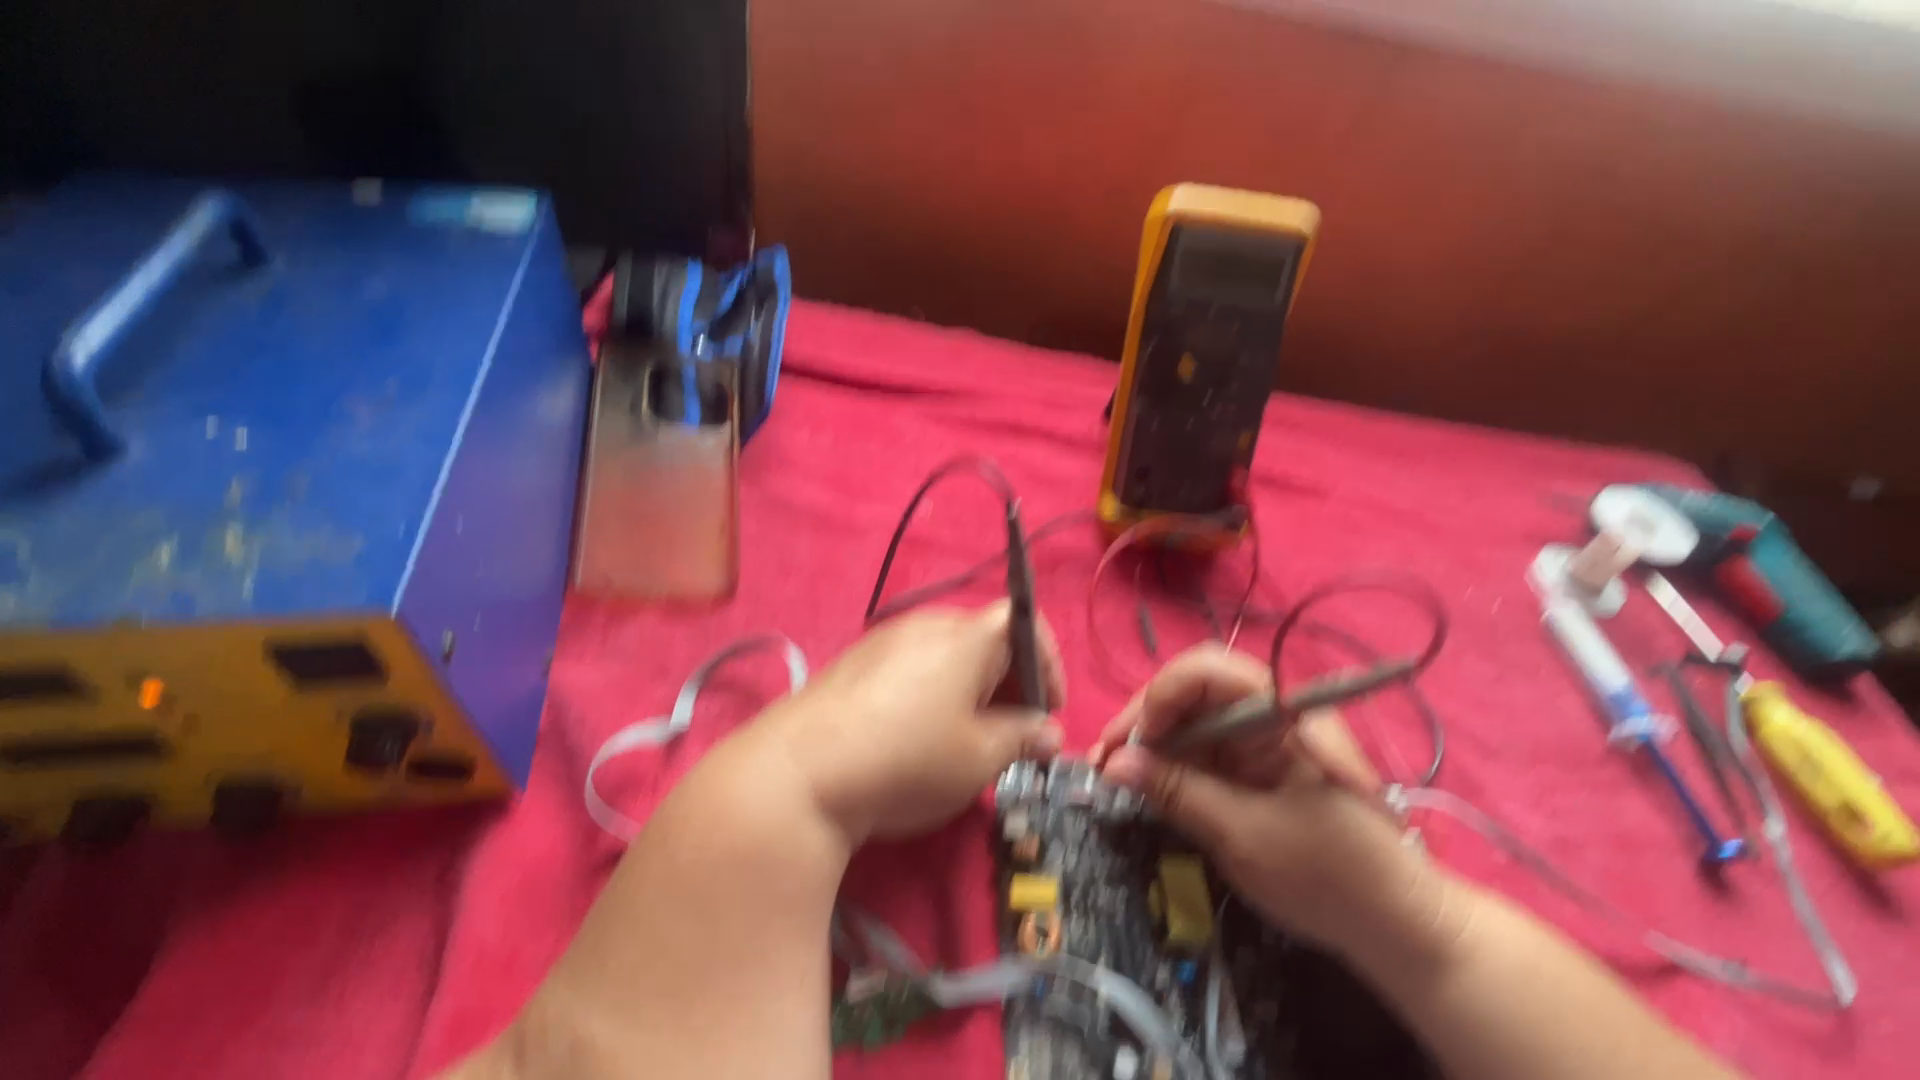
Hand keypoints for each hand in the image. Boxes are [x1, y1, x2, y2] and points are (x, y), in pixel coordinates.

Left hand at [767, 601, 1064, 844]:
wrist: (797, 774)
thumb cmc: (906, 760)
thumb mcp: (978, 759)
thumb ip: (1022, 738)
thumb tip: (1048, 732)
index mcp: (965, 636)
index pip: (1024, 619)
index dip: (1048, 662)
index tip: (1048, 711)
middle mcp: (925, 625)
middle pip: (985, 637)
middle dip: (1011, 681)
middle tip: (1012, 735)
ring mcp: (883, 642)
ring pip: (947, 656)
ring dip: (972, 691)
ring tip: (966, 742)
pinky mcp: (853, 665)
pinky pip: (911, 668)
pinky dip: (933, 694)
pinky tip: (916, 739)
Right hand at [1091, 645, 1461, 960]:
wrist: (1395, 923)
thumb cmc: (1329, 876)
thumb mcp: (1243, 836)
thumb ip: (1177, 792)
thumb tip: (1112, 764)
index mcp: (1283, 714)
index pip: (1210, 671)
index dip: (1161, 697)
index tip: (1130, 745)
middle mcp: (1271, 713)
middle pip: (1193, 689)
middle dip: (1145, 719)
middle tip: (1106, 761)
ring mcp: (1264, 738)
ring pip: (1192, 718)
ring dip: (1151, 741)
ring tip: (1115, 773)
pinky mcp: (1257, 764)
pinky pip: (1204, 747)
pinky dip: (1171, 763)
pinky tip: (1146, 782)